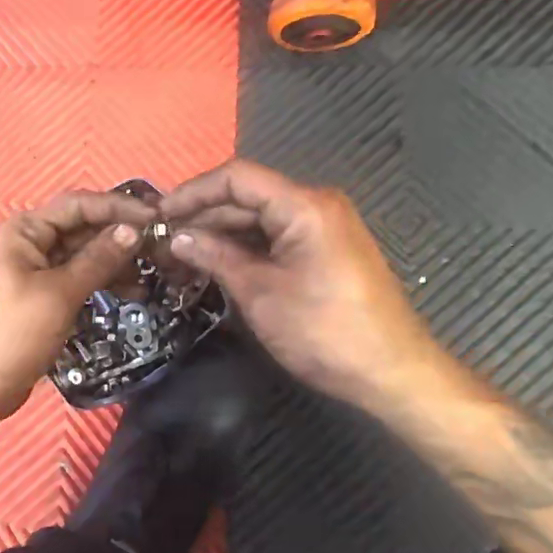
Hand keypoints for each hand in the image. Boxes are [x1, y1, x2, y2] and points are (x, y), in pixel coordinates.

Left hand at [0, 191, 155, 452]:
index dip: (117, 207)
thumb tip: (133, 231)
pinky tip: (133, 290)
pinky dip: (102, 280)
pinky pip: (77, 276)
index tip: (156, 216)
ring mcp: (34, 269)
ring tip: (154, 270)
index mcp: (24, 231)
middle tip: (161, 243)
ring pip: (82, 253)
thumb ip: (98, 259)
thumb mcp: (60, 294)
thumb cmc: (13, 334)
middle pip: (81, 227)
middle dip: (119, 233)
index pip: (77, 205)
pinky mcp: (43, 294)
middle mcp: (28, 242)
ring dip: (115, 260)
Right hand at [158, 160, 441, 408]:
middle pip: (247, 196)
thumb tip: (177, 237)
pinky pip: (277, 235)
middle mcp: (316, 204)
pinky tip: (216, 261)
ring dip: (222, 232)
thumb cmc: (324, 331)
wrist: (394, 374)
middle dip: (203, 215)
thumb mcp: (260, 293)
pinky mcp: (325, 247)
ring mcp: (323, 226)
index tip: (159, 214)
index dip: (193, 191)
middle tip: (162, 239)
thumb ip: (216, 256)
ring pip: (260, 217)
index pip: (237, 178)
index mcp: (304, 205)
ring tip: (181, 253)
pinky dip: (245, 246)